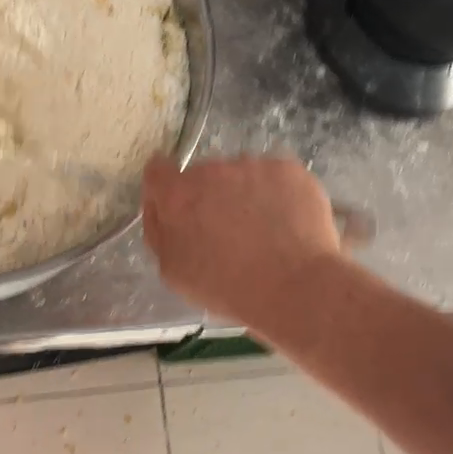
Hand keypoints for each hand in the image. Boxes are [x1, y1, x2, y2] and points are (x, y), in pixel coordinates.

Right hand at [142, 156, 343, 323]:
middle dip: (211, 197)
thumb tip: (161, 208)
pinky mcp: (288, 168)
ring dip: (246, 194)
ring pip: (243, 175)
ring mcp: (253, 166)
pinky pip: (276, 177)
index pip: (158, 172)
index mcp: (177, 195)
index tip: (181, 208)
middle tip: (230, 233)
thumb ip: (160, 231)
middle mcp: (212, 170)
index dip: (168, 189)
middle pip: (204, 175)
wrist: (294, 287)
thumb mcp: (173, 271)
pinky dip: (279, 194)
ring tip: (265, 232)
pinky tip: (288, 224)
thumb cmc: (227, 288)